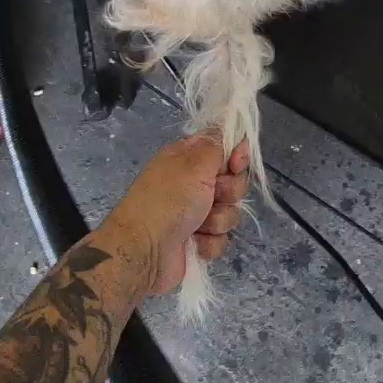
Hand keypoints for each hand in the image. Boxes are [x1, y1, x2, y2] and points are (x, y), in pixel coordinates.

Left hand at [102, 135, 251, 294]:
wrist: (144, 252)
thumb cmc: (168, 200)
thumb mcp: (194, 164)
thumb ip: (217, 145)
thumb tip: (227, 130)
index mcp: (188, 158)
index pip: (223, 146)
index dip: (236, 154)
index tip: (237, 164)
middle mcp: (193, 182)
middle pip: (232, 181)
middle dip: (228, 192)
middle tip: (214, 196)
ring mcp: (196, 212)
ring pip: (230, 211)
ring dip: (218, 220)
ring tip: (199, 225)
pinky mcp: (199, 239)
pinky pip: (222, 237)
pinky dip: (210, 242)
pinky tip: (195, 243)